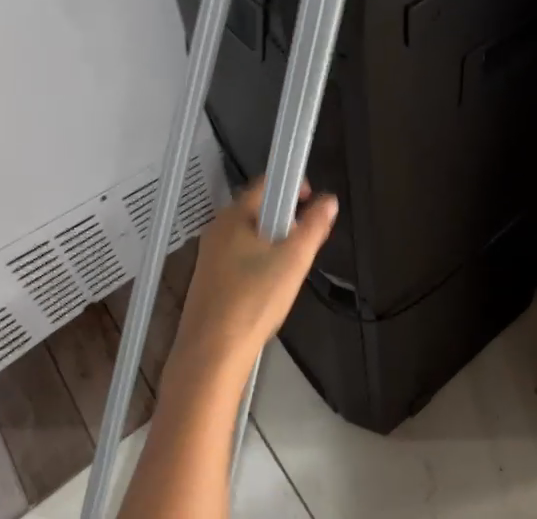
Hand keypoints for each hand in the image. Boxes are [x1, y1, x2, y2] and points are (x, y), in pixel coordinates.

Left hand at [172, 177, 337, 377]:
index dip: (294, 186)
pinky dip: (257, 264)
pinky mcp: (207, 281)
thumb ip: (314, 225)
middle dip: (286, 220)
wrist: (211, 355)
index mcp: (234, 215)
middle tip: (304, 242)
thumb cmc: (254, 300)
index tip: (312, 204)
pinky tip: (267, 290)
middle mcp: (216, 230)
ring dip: (272, 244)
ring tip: (289, 270)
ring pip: (249, 236)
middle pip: (258, 210)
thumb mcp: (294, 259)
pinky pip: (238, 259)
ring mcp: (208, 256)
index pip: (267, 182)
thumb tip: (329, 200)